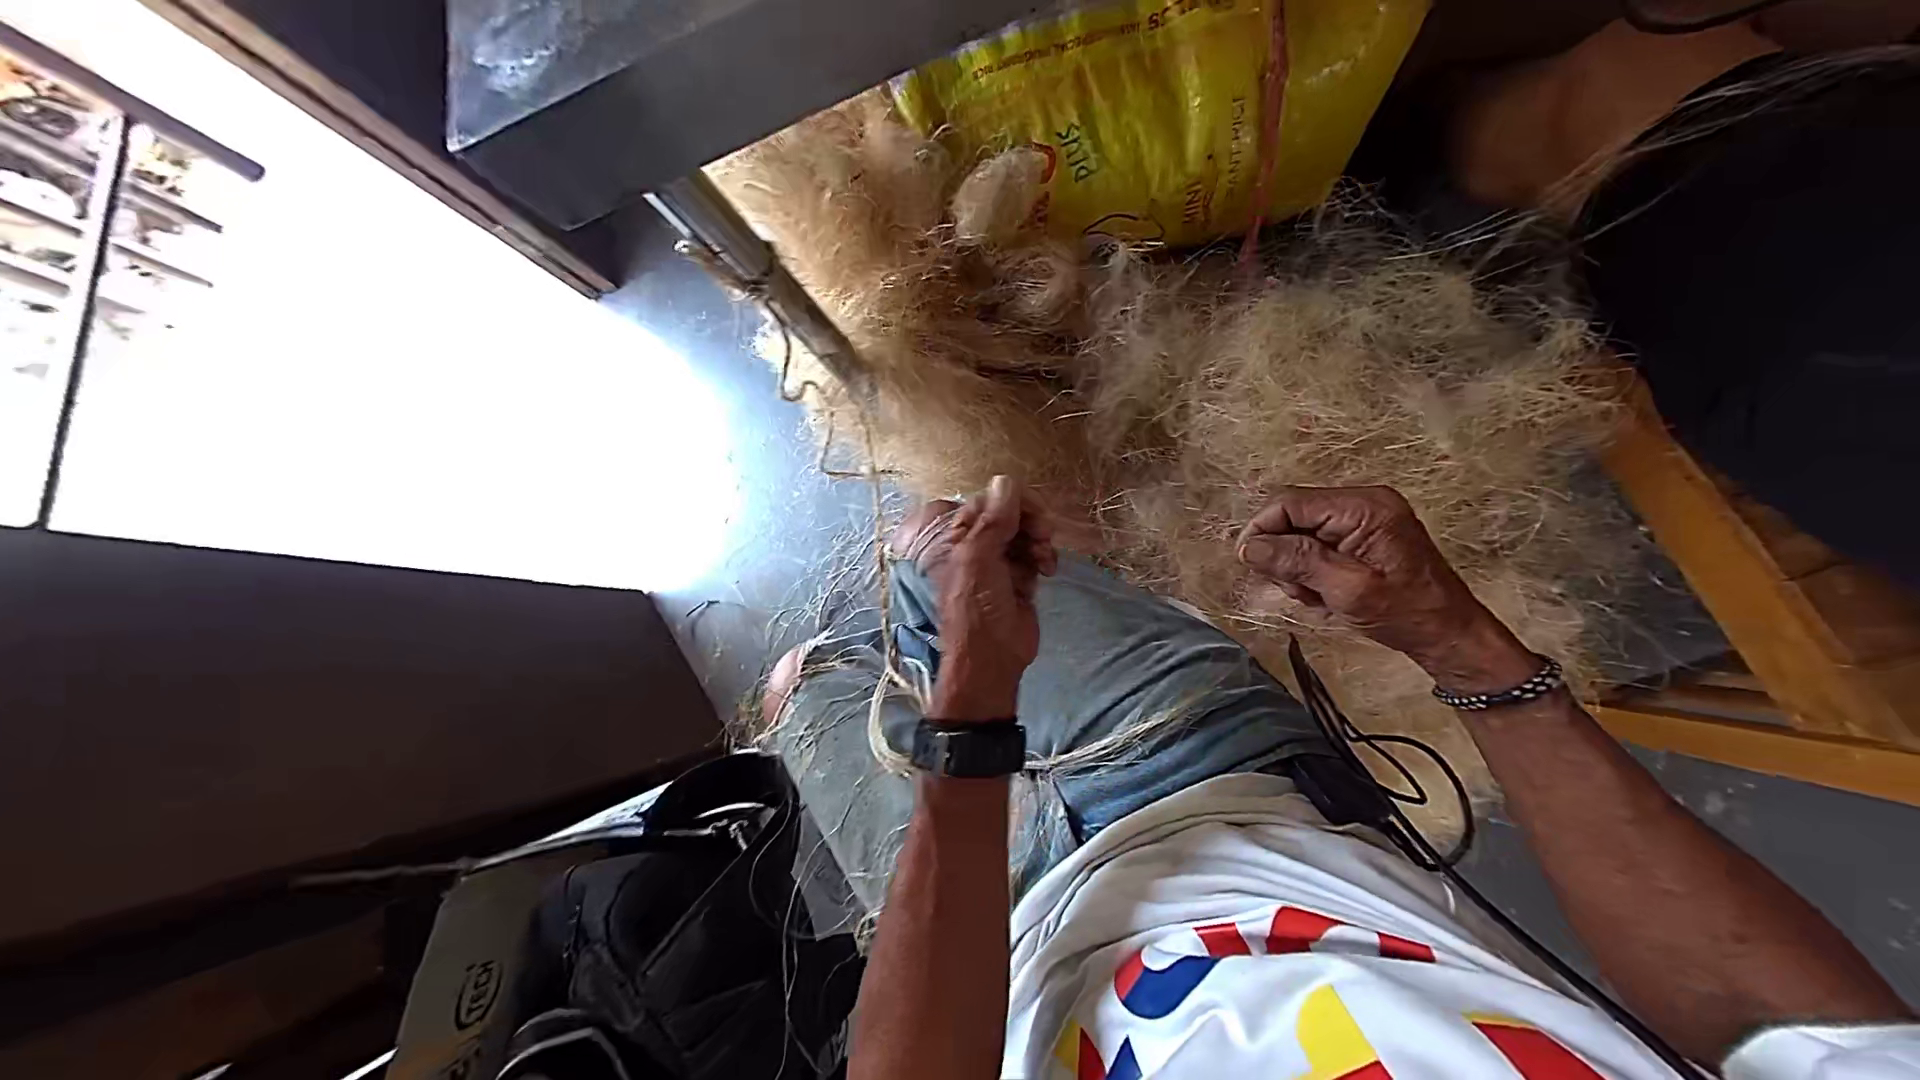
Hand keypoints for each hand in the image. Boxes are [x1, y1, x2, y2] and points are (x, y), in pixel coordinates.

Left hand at [915, 476, 1056, 721]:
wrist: (992, 657)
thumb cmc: (977, 607)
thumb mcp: (980, 559)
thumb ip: (993, 520)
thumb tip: (1004, 480)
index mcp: (960, 536)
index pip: (990, 501)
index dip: (1014, 502)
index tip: (1033, 514)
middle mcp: (980, 545)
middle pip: (1012, 514)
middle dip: (1031, 522)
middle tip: (1044, 536)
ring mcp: (1001, 563)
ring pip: (1027, 534)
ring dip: (1040, 541)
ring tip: (1045, 561)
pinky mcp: (1021, 579)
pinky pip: (1036, 555)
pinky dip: (1044, 558)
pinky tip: (1048, 570)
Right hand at [1235, 486, 1537, 693]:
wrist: (1448, 635)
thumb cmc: (1404, 614)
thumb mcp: (1346, 589)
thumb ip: (1297, 562)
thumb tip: (1249, 546)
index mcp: (1363, 508)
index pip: (1288, 503)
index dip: (1261, 530)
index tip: (1249, 563)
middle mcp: (1362, 502)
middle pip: (1291, 515)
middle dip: (1281, 553)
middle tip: (1296, 589)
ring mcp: (1362, 517)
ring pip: (1298, 531)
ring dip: (1294, 565)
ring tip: (1315, 595)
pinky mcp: (1361, 534)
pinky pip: (1315, 542)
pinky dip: (1308, 568)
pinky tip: (1324, 591)